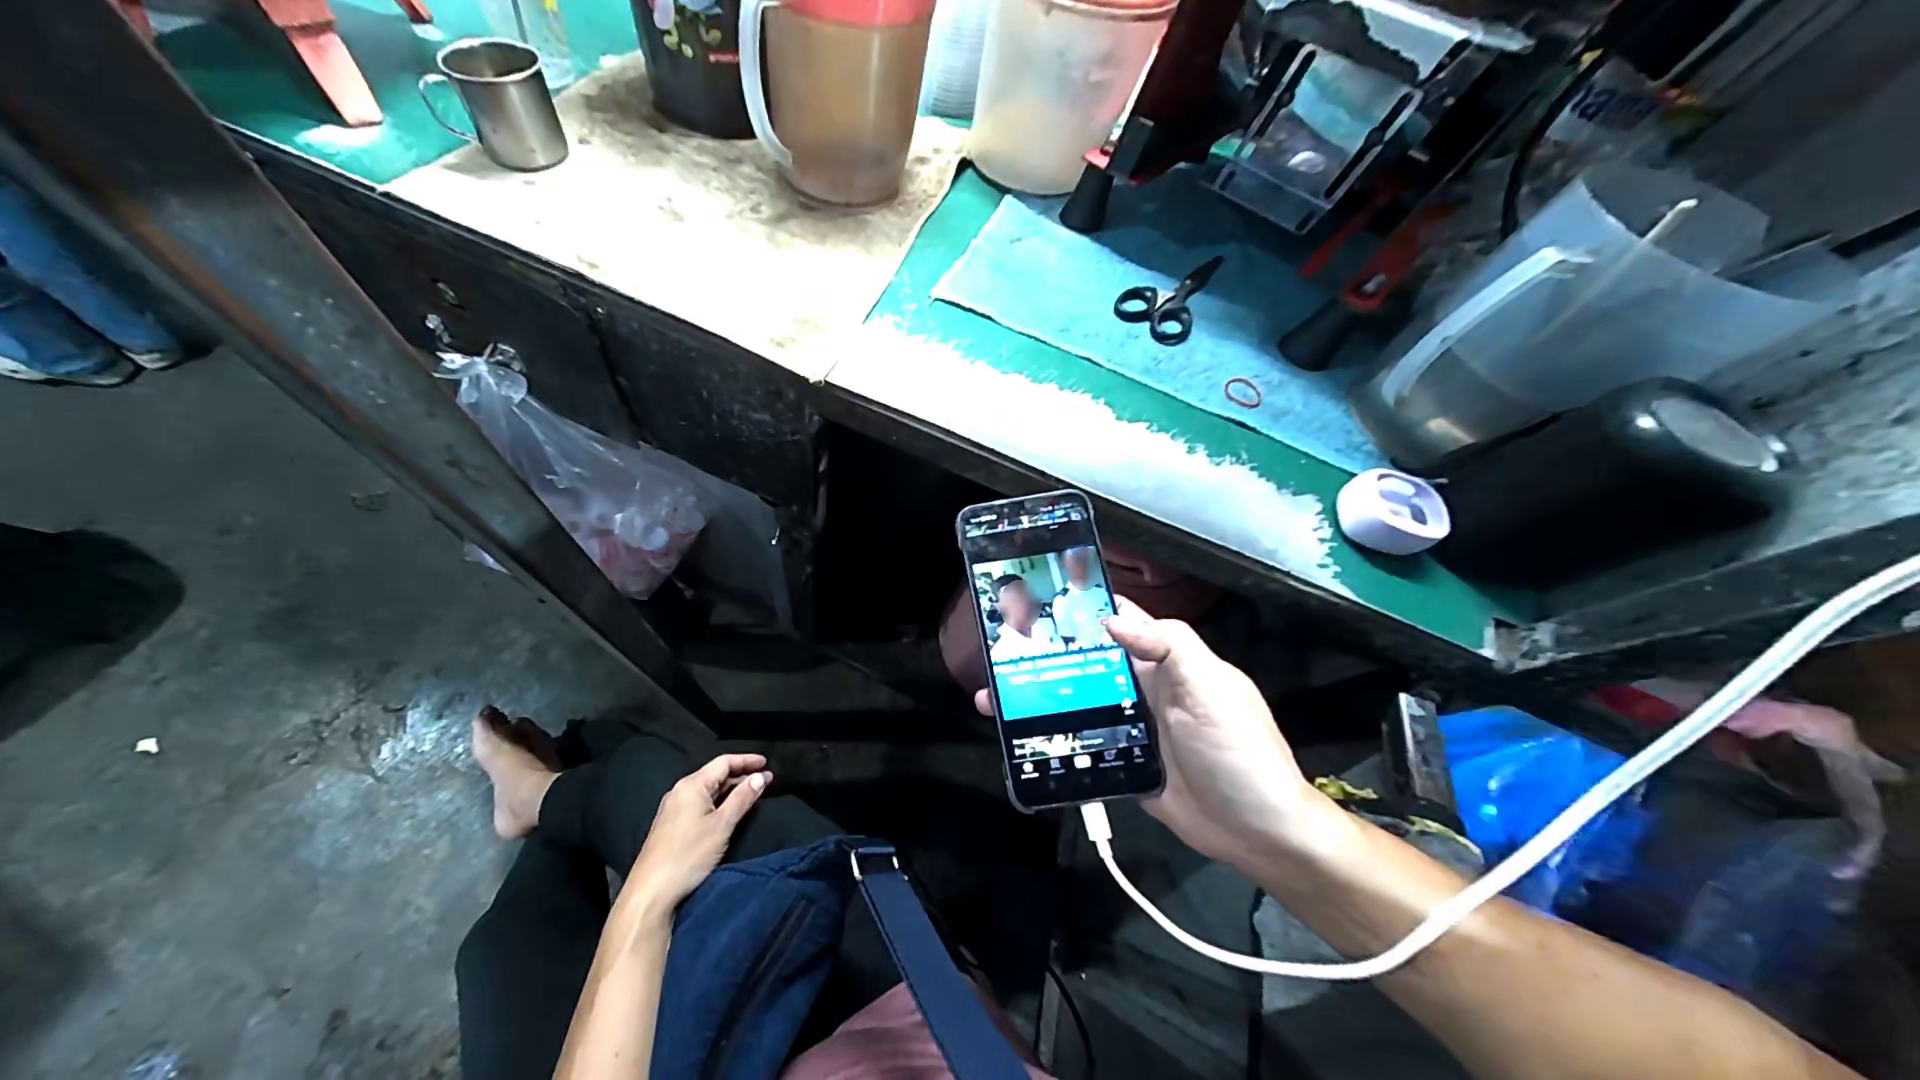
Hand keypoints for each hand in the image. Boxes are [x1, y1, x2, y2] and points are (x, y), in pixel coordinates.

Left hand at [627, 753, 771, 909]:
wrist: (650, 892)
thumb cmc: (689, 854)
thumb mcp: (722, 824)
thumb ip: (743, 797)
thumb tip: (761, 776)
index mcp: (692, 785)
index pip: (724, 762)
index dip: (747, 760)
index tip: (767, 763)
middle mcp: (680, 791)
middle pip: (715, 774)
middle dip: (741, 775)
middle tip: (765, 781)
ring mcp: (673, 808)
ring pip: (707, 790)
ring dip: (730, 789)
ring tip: (752, 793)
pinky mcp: (671, 824)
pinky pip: (699, 802)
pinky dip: (718, 801)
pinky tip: (728, 810)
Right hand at [974, 597, 1323, 866]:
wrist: (1257, 832)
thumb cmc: (1237, 751)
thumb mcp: (1211, 689)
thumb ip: (1169, 646)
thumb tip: (1111, 618)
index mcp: (1167, 661)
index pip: (1120, 620)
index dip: (1083, 606)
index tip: (1036, 599)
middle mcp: (1146, 688)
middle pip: (1088, 662)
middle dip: (1046, 656)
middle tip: (998, 655)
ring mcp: (1133, 726)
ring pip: (1079, 702)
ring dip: (1040, 698)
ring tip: (994, 699)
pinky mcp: (1124, 761)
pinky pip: (1083, 741)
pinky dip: (1053, 737)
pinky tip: (1020, 738)